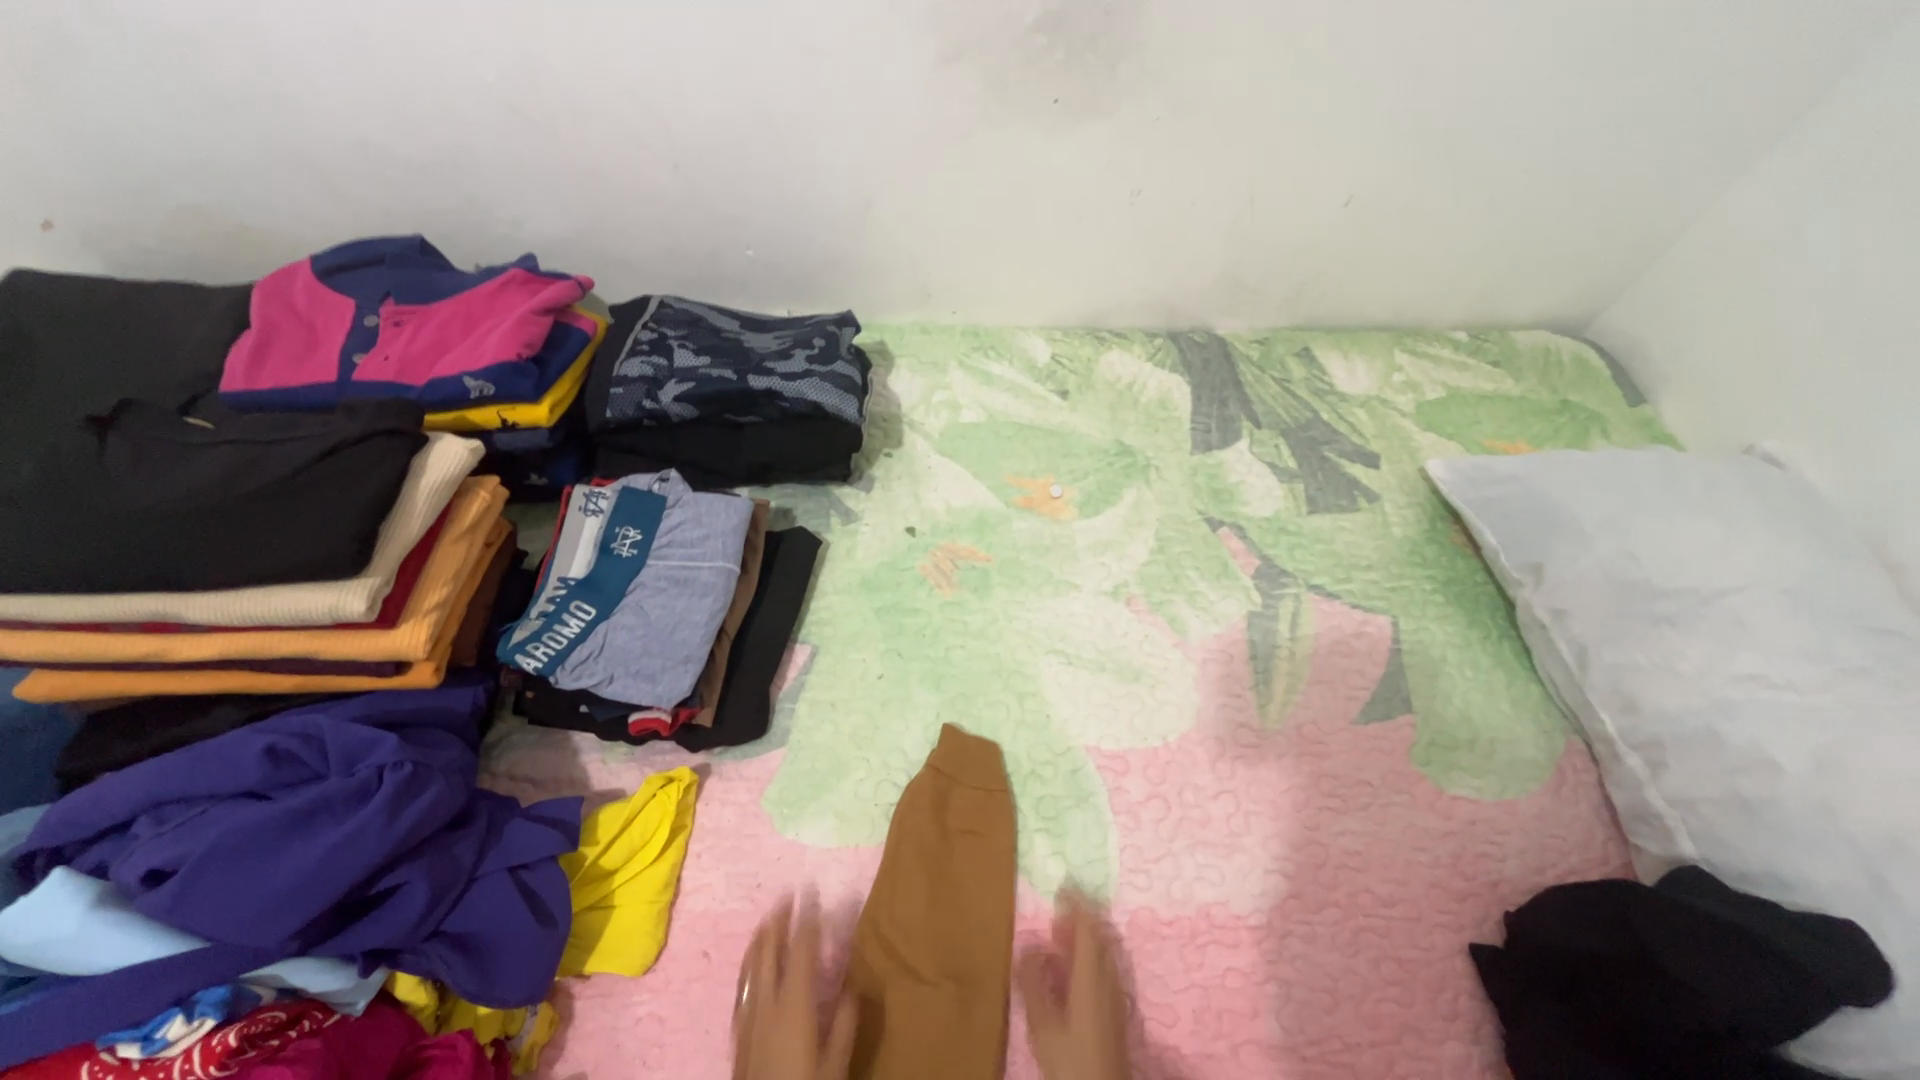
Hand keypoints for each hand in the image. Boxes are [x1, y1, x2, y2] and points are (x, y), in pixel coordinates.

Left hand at [733, 895, 857, 1079]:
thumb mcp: (836, 1064)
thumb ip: (844, 1023)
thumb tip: (851, 987)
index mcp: (794, 1003)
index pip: (801, 949)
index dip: (807, 918)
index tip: (813, 892)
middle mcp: (767, 1002)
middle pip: (769, 949)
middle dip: (778, 918)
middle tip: (789, 892)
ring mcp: (748, 1014)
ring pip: (751, 964)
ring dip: (760, 936)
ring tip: (769, 917)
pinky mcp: (738, 1029)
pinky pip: (741, 983)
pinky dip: (748, 962)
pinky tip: (752, 961)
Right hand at [1018, 890, 1132, 1079]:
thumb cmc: (1070, 1058)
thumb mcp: (1043, 1023)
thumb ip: (1034, 981)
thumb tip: (1030, 944)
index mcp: (1092, 975)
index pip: (1089, 927)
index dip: (1078, 903)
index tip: (1064, 884)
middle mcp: (1109, 978)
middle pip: (1099, 936)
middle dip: (1080, 917)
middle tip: (1058, 907)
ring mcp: (1115, 994)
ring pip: (1103, 951)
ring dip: (1084, 936)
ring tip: (1060, 933)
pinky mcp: (1115, 1009)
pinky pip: (1103, 966)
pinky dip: (1088, 955)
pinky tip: (1071, 968)